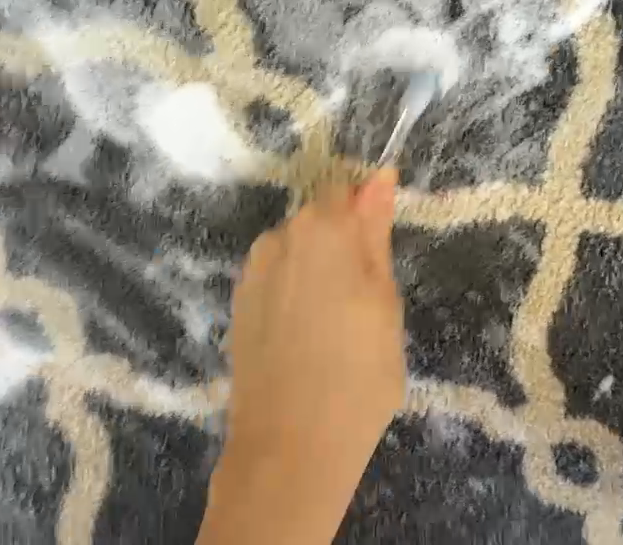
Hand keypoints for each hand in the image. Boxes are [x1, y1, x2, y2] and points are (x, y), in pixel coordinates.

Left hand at [198, 168, 406, 544]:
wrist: (290, 447)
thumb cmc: (359, 373)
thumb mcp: (384, 300)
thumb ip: (376, 232)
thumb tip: (380, 175)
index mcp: (322, 227)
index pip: (344, 191)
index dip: (364, 217)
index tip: (377, 255)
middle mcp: (279, 236)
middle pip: (317, 219)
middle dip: (340, 243)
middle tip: (362, 300)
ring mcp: (253, 270)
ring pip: (295, 249)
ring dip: (314, 268)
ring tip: (331, 325)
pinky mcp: (237, 303)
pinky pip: (274, 278)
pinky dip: (291, 293)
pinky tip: (303, 337)